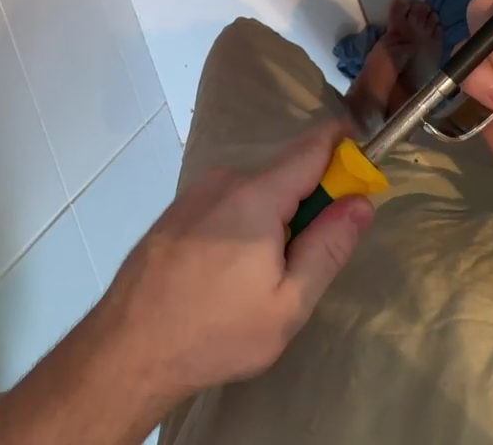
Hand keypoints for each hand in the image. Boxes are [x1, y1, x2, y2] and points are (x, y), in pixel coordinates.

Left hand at [87, 123, 374, 403]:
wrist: (129, 346)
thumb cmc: (216, 331)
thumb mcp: (288, 303)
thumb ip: (328, 247)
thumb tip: (361, 202)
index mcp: (257, 195)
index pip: (312, 147)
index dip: (342, 146)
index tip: (363, 165)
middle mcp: (225, 180)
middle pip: (284, 176)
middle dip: (305, 207)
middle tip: (301, 264)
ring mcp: (195, 192)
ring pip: (253, 194)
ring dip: (270, 222)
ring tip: (256, 281)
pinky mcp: (177, 210)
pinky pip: (225, 205)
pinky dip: (240, 226)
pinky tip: (225, 275)